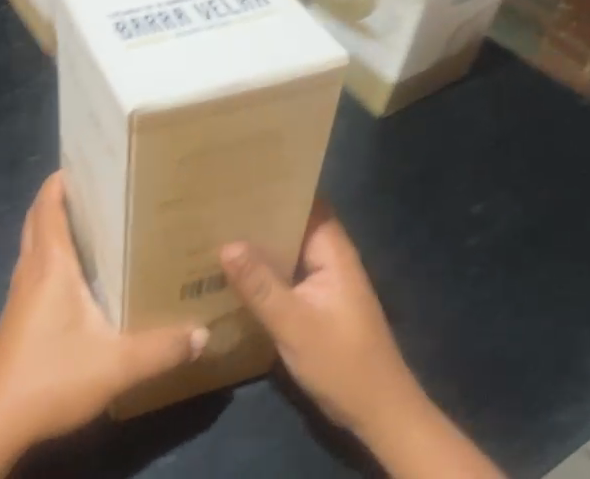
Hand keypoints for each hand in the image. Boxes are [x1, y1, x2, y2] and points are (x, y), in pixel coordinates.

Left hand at [0, 172, 206, 478]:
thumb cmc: (53, 376)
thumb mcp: (117, 364)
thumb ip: (162, 348)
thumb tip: (203, 332)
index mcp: (50, 264)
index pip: (48, 204)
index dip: (61, 180)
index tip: (88, 163)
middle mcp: (30, 268)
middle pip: (38, 218)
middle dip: (60, 198)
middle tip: (98, 191)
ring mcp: (19, 292)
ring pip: (33, 243)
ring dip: (54, 226)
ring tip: (94, 226)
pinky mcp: (17, 314)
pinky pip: (34, 267)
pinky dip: (52, 256)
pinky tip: (79, 278)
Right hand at [221, 206, 502, 478]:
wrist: (380, 417)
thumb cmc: (344, 365)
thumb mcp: (295, 325)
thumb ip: (260, 285)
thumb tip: (225, 243)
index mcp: (332, 253)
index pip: (305, 200)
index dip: (276, 183)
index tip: (237, 172)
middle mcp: (328, 259)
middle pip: (289, 221)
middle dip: (255, 210)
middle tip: (210, 196)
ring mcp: (321, 281)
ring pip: (283, 248)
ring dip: (254, 240)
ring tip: (209, 224)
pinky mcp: (312, 302)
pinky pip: (281, 273)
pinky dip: (258, 267)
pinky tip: (225, 267)